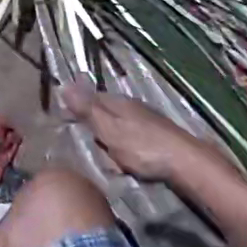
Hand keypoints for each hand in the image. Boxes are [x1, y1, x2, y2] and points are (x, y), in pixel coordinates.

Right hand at [59, 81, 210, 182]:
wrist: (183, 161)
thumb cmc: (142, 146)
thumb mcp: (109, 128)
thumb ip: (88, 110)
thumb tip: (64, 85)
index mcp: (119, 102)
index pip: (92, 97)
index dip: (77, 106)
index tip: (63, 118)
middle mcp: (133, 106)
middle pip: (106, 110)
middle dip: (93, 120)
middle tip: (79, 137)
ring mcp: (146, 121)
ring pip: (119, 124)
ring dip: (108, 135)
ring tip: (98, 150)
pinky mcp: (156, 137)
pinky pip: (130, 137)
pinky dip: (122, 146)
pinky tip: (122, 157)